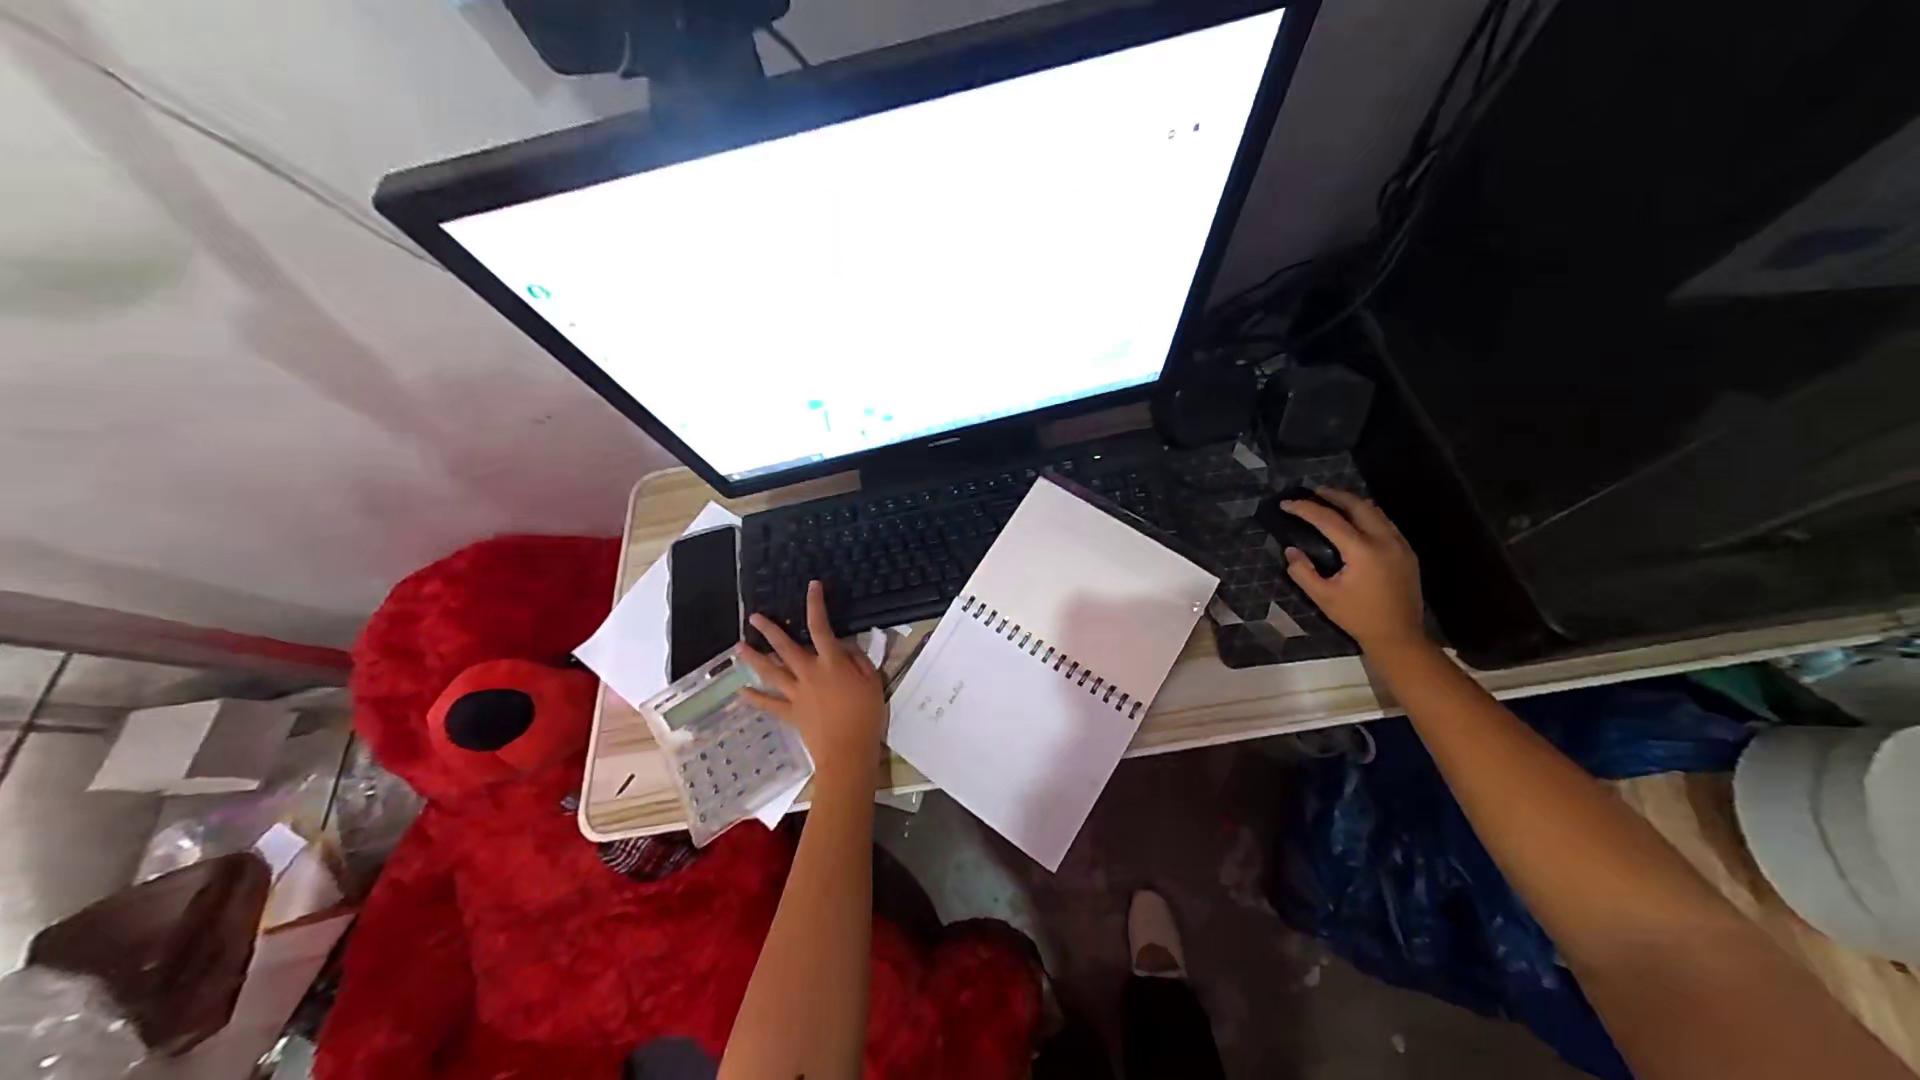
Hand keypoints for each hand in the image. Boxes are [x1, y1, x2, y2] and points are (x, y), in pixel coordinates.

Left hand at [739, 580, 885, 782]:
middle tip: (754, 617)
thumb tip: (845, 648)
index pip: (820, 627)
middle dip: (769, 630)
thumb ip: (858, 661)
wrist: (848, 751)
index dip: (815, 605)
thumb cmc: (866, 715)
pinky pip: (769, 703)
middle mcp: (809, 673)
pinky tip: (741, 692)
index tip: (812, 587)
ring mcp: (796, 693)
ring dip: (754, 658)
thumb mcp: (873, 681)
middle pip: (785, 646)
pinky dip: (755, 698)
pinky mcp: (790, 713)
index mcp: (831, 662)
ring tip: (738, 647)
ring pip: (771, 671)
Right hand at [1280, 488, 1426, 654]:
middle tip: (1314, 492)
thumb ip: (1302, 572)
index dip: (1305, 509)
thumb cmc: (1357, 617)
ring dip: (1352, 503)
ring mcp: (1399, 545)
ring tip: (1333, 502)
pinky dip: (1367, 515)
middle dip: (1334, 495)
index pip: (1329, 520)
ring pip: (1375, 512)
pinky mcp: (1407, 552)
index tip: (1286, 504)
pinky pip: (1386, 523)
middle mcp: (1384, 540)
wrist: (1399, 635)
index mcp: (1362, 550)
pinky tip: (1356, 521)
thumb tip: (1291, 551)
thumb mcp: (1323, 597)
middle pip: (1358, 505)